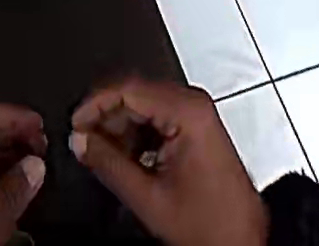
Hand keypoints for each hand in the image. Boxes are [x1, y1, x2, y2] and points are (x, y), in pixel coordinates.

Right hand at [69, 78, 265, 245]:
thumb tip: (81, 140)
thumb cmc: (209, 224)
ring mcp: (195, 111)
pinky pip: (156, 116)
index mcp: (186, 110)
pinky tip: (126, 159)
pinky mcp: (194, 123)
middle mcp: (192, 102)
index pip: (129, 88)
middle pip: (136, 94)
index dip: (96, 103)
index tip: (75, 122)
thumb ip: (109, 164)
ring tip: (104, 157)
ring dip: (121, 128)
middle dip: (106, 118)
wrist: (243, 242)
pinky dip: (137, 134)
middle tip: (84, 142)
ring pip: (144, 105)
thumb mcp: (149, 197)